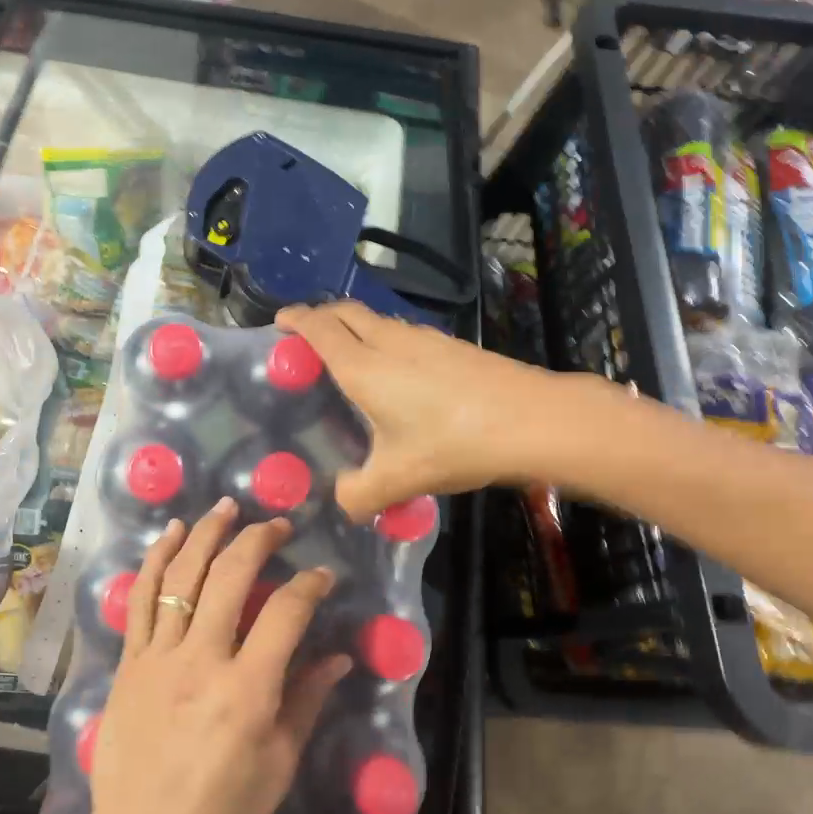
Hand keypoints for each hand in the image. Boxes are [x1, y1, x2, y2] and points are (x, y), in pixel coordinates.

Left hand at [56, 498, 350, 813]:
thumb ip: (305, 701)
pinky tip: (171, 533)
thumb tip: (339, 655)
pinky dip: (156, 559)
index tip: (323, 574)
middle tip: (277, 525)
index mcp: (246, 690)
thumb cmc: (223, 811)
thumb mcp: (278, 764)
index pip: (285, 614)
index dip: (309, 585)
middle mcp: (200, 660)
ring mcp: (158, 656)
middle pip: (229, 577)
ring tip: (225, 507)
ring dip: (205, 534)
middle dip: (258, 541)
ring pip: (180, 576)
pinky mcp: (129, 661)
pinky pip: (141, 599)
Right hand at [276, 301, 633, 518]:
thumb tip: (343, 501)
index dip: (295, 319)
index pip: (319, 328)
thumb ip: (359, 495)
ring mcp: (423, 339)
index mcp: (363, 366)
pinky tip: (398, 374)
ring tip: (349, 357)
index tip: (279, 321)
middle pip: (345, 312)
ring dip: (355, 327)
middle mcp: (388, 342)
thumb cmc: (453, 444)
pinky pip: (402, 334)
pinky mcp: (451, 346)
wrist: (532, 420)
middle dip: (320, 315)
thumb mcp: (398, 480)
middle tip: (307, 337)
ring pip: (376, 321)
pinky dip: (384, 341)